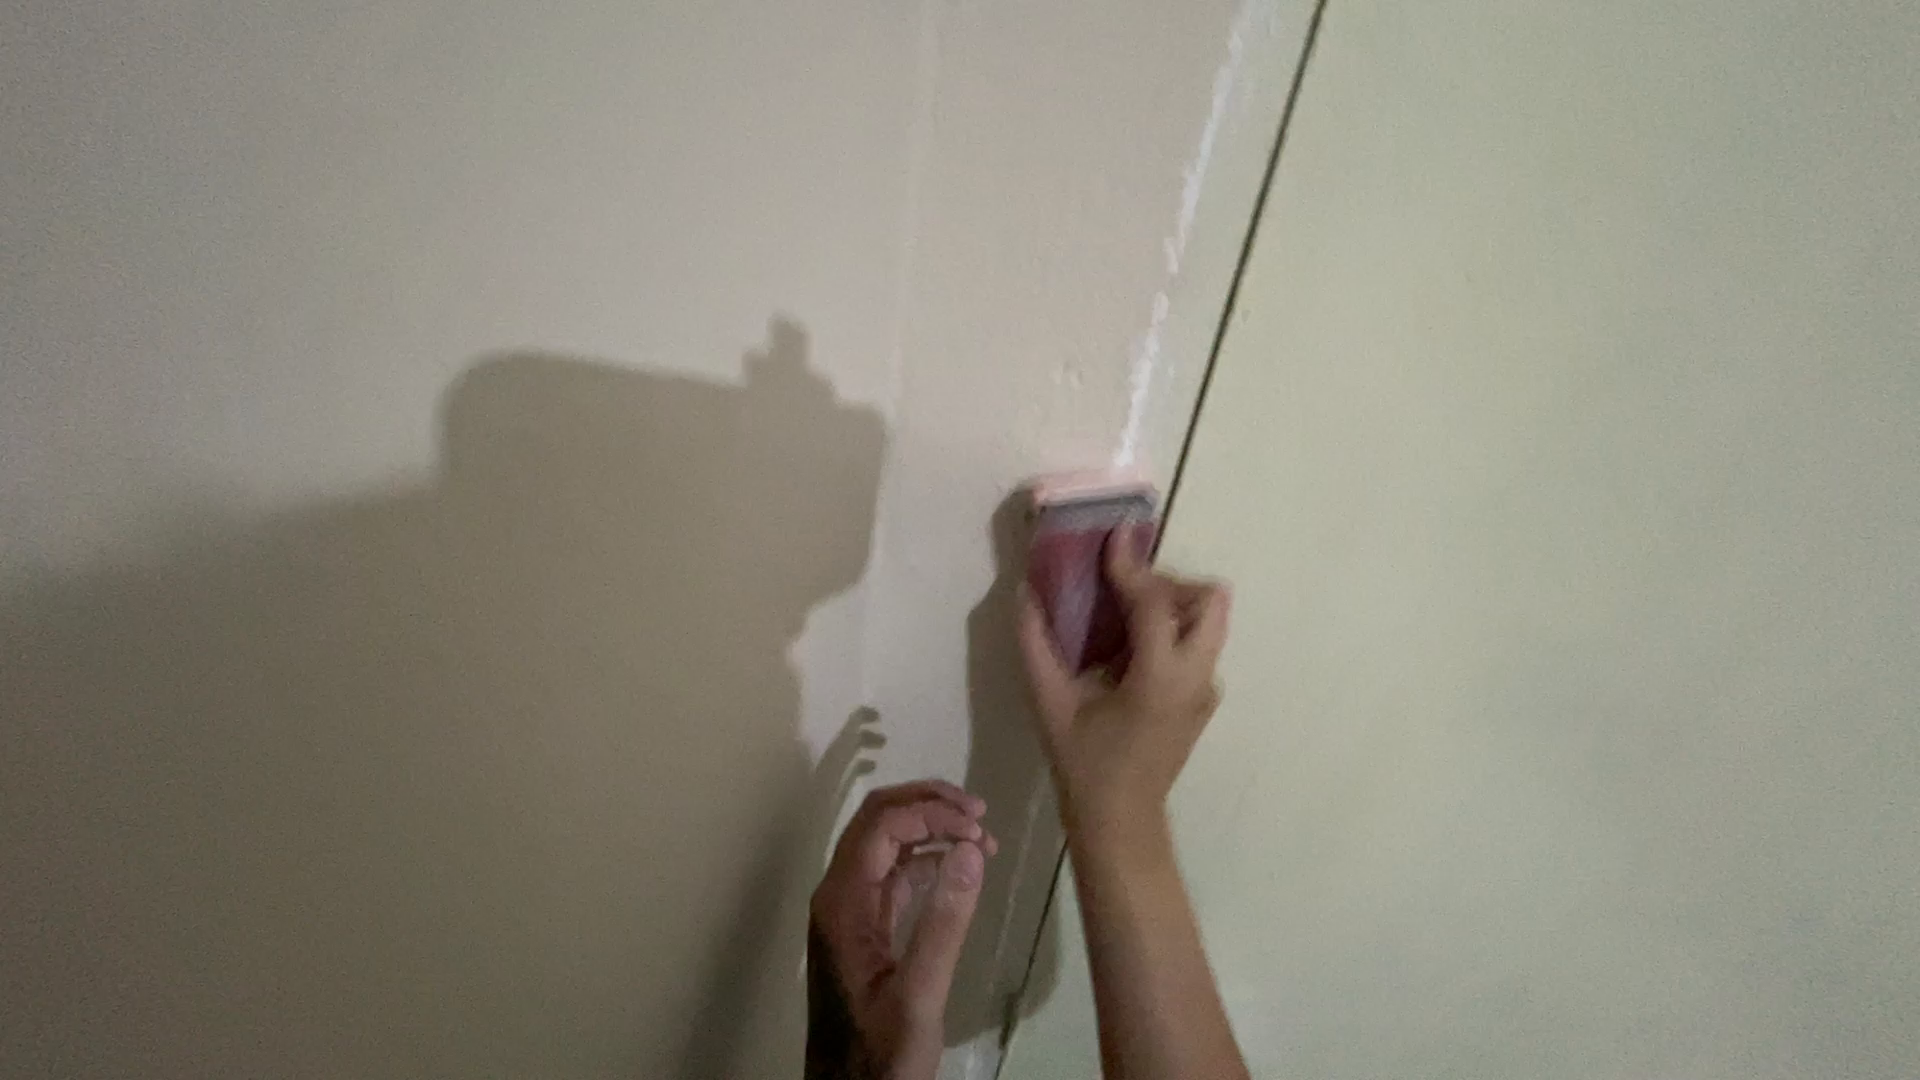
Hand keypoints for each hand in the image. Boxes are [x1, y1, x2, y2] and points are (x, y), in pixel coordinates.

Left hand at [807, 780, 998, 1079]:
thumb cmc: (882, 1056)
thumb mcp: (919, 996)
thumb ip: (944, 923)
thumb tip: (971, 847)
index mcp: (842, 900)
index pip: (882, 824)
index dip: (930, 812)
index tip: (977, 827)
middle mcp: (839, 892)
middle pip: (877, 818)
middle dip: (928, 803)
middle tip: (978, 810)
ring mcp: (849, 906)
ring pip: (885, 839)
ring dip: (930, 827)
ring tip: (981, 836)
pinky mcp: (864, 924)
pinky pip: (893, 871)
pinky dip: (927, 857)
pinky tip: (959, 866)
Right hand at [1018, 524, 1230, 827]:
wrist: (1120, 820)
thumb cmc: (1083, 763)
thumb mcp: (1049, 702)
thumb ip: (1035, 644)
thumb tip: (1026, 593)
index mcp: (1159, 679)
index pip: (1156, 603)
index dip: (1133, 565)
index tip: (1114, 534)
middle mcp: (1196, 678)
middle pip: (1210, 601)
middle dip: (1170, 581)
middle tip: (1124, 590)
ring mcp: (1206, 690)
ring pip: (1210, 620)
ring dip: (1173, 602)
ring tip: (1126, 616)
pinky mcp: (1204, 699)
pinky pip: (1198, 643)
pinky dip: (1172, 628)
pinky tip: (1131, 649)